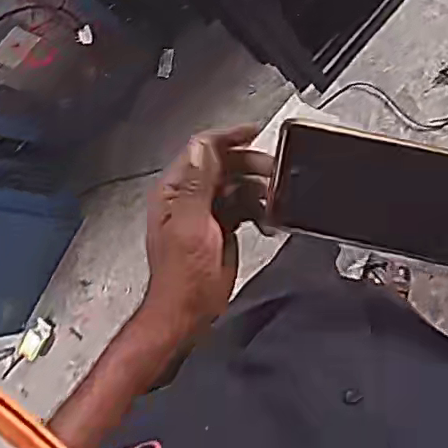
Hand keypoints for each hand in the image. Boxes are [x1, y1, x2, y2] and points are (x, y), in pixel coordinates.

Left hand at [135, 124, 272, 345]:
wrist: (188, 313)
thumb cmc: (181, 276)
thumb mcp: (190, 224)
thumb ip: (197, 184)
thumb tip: (202, 147)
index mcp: (175, 190)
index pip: (202, 149)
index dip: (228, 138)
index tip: (253, 133)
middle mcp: (189, 197)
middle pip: (224, 164)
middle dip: (250, 165)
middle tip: (273, 170)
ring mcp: (206, 212)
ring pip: (237, 184)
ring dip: (258, 189)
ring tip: (273, 199)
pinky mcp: (222, 227)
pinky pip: (244, 206)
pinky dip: (259, 209)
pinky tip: (266, 220)